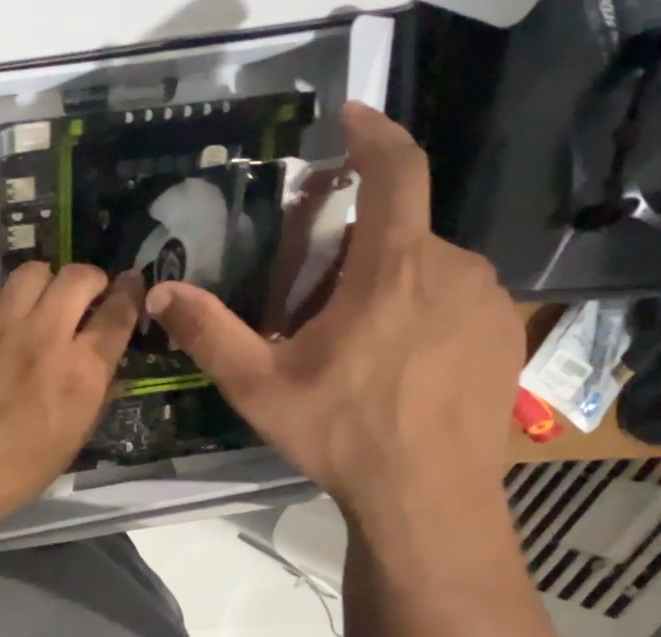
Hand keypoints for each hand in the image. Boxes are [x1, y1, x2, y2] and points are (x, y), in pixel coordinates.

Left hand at [0, 263, 142, 536]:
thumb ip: (95, 393)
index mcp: (82, 370)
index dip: (130, 294)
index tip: (130, 289)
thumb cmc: (16, 473)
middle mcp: (44, 336)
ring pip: (31, 273)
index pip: (119, 311)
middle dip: (88, 282)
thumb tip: (105, 366)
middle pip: (78, 277)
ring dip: (43, 284)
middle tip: (83, 300)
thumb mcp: (74, 440)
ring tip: (39, 304)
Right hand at [144, 102, 525, 524]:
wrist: (427, 494)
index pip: (396, 171)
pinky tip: (388, 362)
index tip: (348, 116)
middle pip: (395, 231)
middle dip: (349, 248)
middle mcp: (452, 267)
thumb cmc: (340, 433)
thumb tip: (158, 293)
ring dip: (381, 281)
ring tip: (344, 340)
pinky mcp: (502, 330)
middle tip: (306, 299)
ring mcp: (486, 299)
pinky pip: (452, 295)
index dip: (373, 134)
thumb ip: (208, 332)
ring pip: (424, 265)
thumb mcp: (258, 385)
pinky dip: (414, 306)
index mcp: (392, 269)